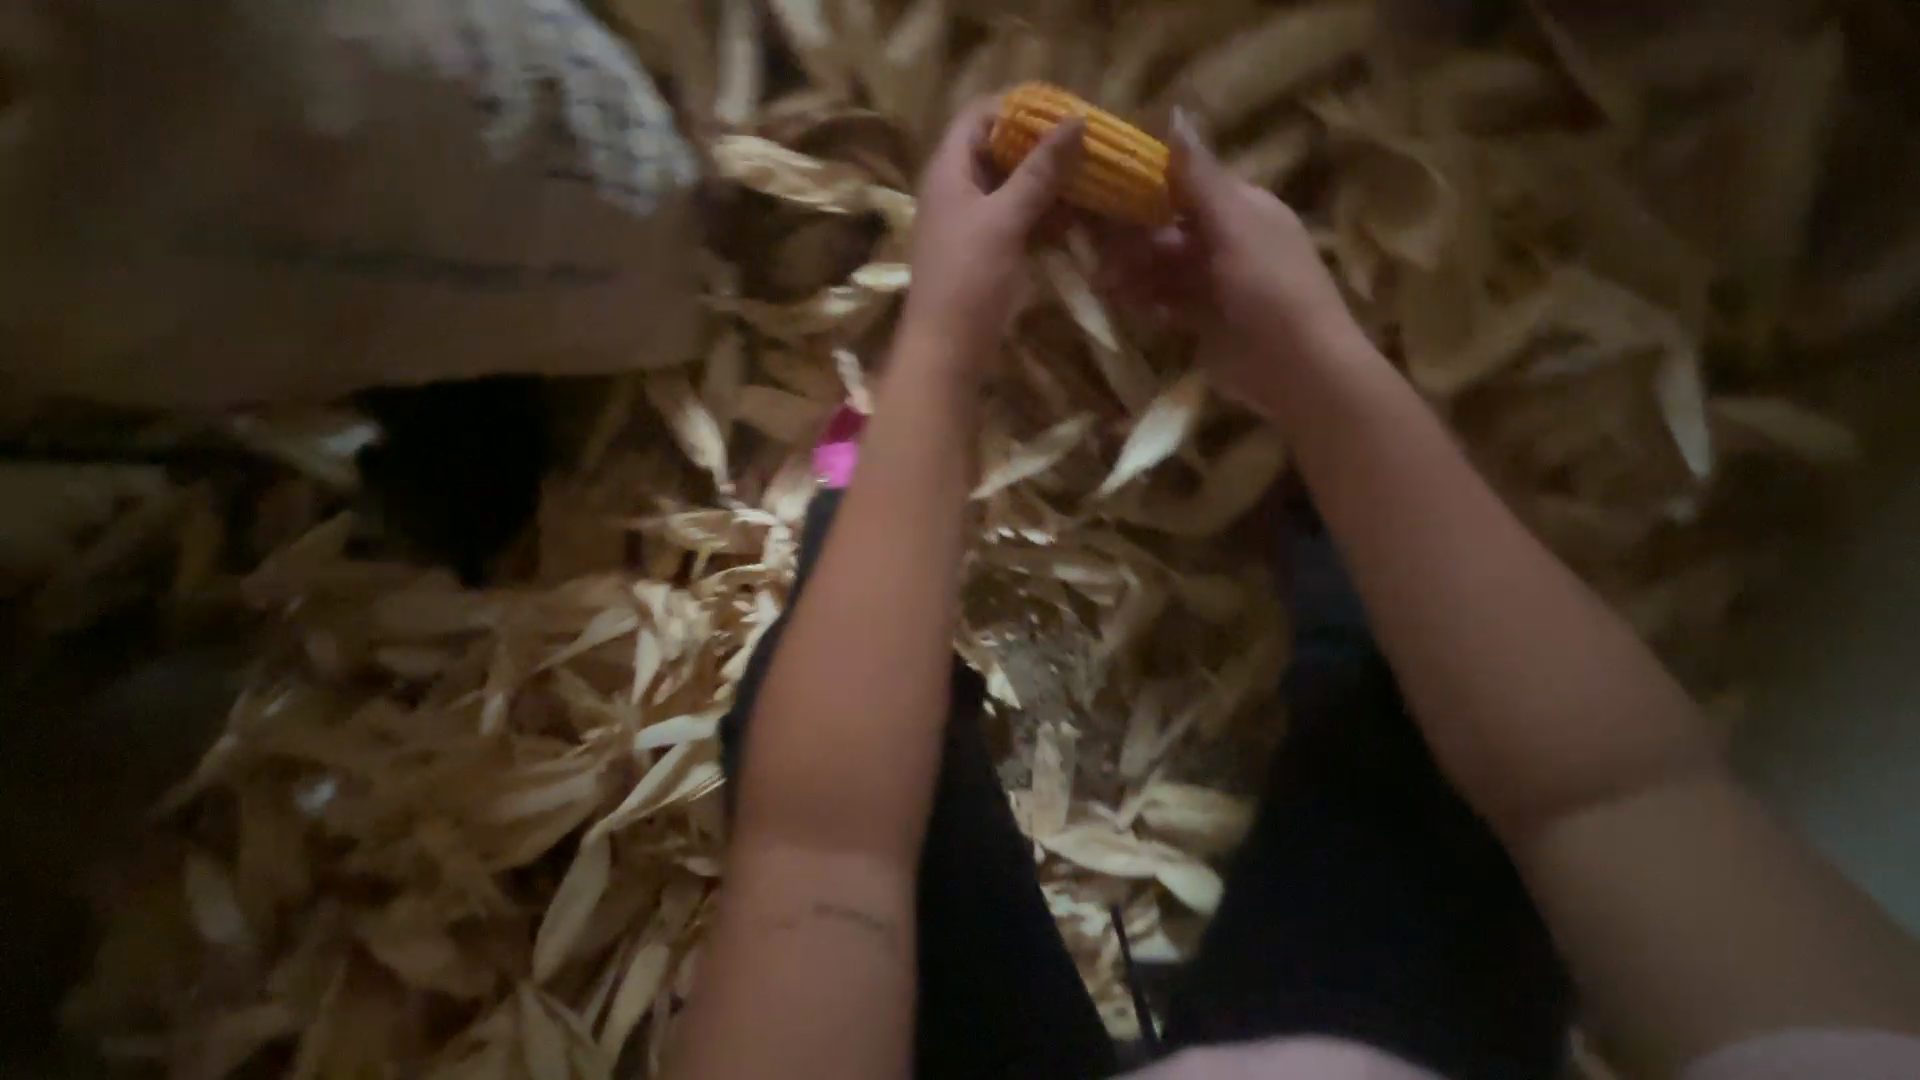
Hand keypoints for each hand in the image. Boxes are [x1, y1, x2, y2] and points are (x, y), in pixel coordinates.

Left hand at [897, 100, 1085, 367]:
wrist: (946, 351)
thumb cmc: (968, 280)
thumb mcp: (1005, 219)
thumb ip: (1040, 171)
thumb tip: (1077, 121)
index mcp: (949, 170)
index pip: (980, 115)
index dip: (1019, 107)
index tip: (1064, 111)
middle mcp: (957, 190)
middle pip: (1000, 150)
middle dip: (1043, 147)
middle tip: (1089, 147)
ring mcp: (972, 224)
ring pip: (1013, 189)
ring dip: (1049, 184)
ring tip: (1093, 179)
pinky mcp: (987, 254)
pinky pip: (1018, 222)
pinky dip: (1044, 217)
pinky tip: (1077, 219)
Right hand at [1102, 110, 1366, 416]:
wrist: (1298, 369)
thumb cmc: (1271, 288)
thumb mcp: (1235, 225)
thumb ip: (1199, 177)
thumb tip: (1175, 111)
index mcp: (1240, 207)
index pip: (1182, 185)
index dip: (1141, 187)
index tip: (1099, 194)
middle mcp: (1225, 239)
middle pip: (1164, 229)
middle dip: (1129, 241)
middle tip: (1096, 255)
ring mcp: (1213, 283)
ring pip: (1159, 268)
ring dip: (1131, 274)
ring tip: (1105, 287)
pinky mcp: (1202, 320)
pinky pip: (1163, 302)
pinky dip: (1143, 303)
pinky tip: (1126, 308)